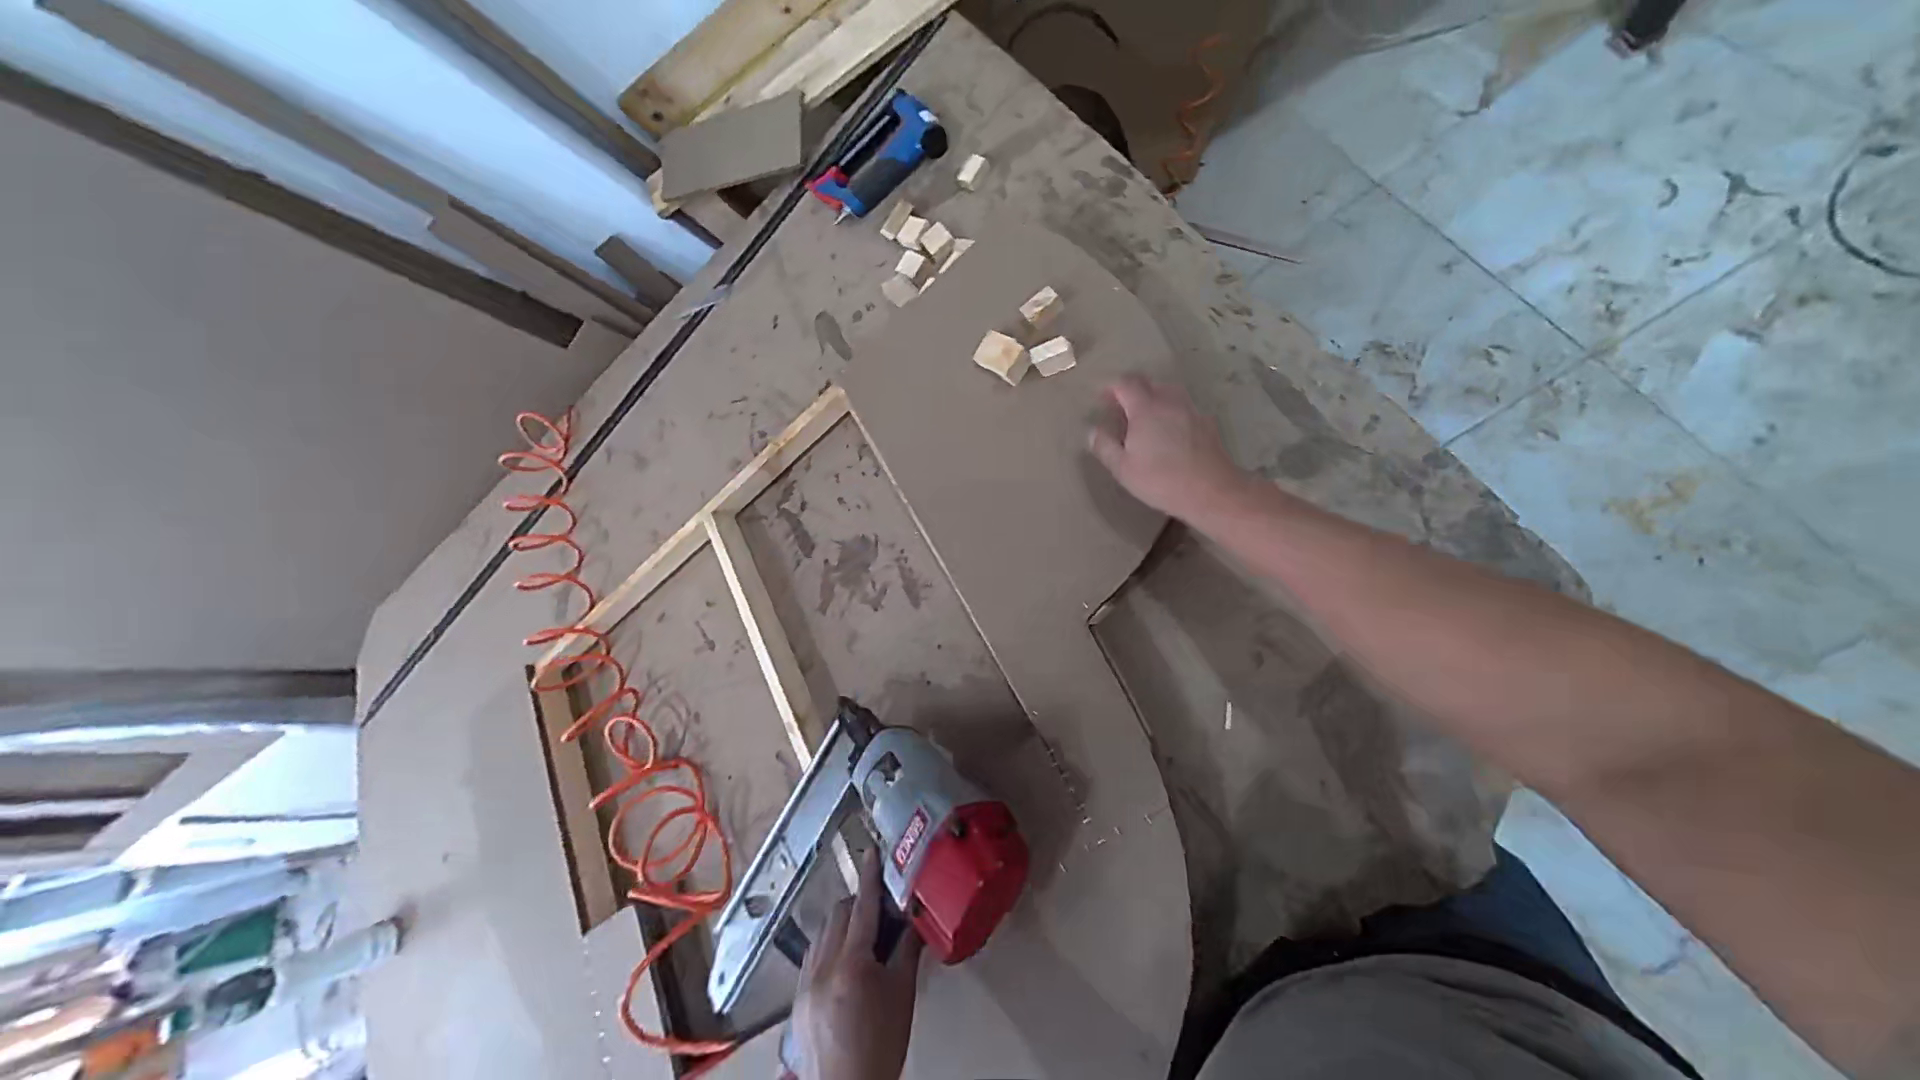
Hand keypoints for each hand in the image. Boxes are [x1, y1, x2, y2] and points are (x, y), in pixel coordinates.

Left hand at [792, 852, 923, 1079]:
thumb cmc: (882, 1045)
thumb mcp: (902, 995)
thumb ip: (906, 950)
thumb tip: (914, 919)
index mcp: (852, 964)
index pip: (862, 907)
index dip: (870, 877)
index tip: (872, 853)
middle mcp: (822, 967)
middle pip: (839, 914)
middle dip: (860, 904)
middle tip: (882, 910)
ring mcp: (805, 983)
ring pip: (822, 933)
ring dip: (843, 924)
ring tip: (865, 938)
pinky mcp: (796, 999)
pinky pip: (811, 955)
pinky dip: (828, 946)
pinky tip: (845, 961)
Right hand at [1088, 375, 1251, 523]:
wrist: (1211, 491)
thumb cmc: (1161, 480)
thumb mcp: (1123, 469)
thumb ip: (1105, 446)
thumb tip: (1093, 431)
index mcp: (1145, 408)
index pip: (1126, 383)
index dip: (1111, 387)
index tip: (1103, 399)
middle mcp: (1169, 401)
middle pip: (1149, 383)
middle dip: (1133, 391)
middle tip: (1122, 409)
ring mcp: (1191, 410)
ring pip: (1169, 392)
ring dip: (1154, 398)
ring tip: (1145, 419)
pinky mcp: (1207, 422)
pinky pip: (1184, 407)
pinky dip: (1172, 411)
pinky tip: (1170, 432)